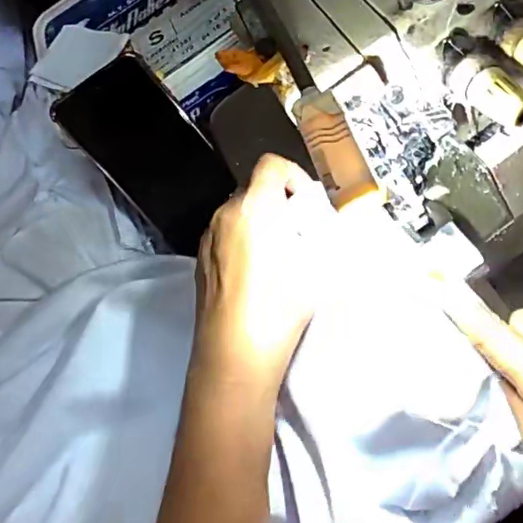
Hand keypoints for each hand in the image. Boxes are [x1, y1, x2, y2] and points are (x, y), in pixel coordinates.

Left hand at [193, 154, 334, 386]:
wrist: (234, 358)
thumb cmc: (279, 308)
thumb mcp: (316, 264)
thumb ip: (319, 230)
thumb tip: (321, 218)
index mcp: (253, 207)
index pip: (272, 164)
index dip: (294, 175)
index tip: (308, 203)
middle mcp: (224, 214)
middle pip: (256, 188)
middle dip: (281, 201)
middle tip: (302, 230)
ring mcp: (208, 237)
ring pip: (241, 212)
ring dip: (264, 221)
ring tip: (283, 255)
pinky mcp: (201, 260)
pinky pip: (228, 234)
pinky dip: (246, 239)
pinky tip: (261, 274)